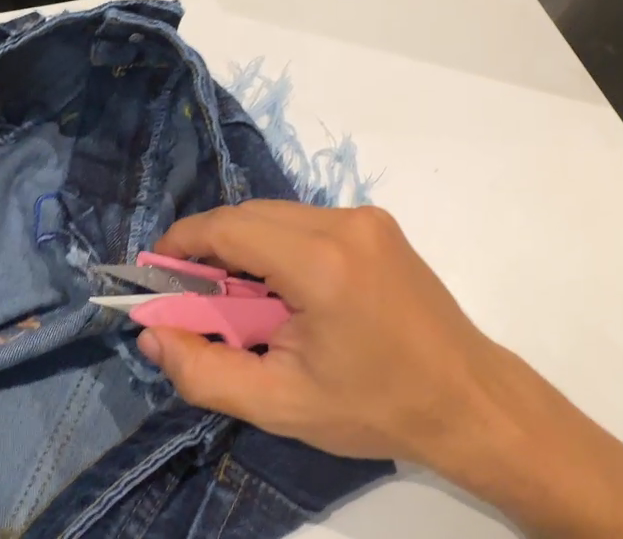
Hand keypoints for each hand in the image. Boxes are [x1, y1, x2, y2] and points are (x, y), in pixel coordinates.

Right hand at [140, 203, 622, 537]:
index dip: (183, 244)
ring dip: (246, 247)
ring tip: (242, 303)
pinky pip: (305, 221)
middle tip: (195, 296)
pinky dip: (278, 246)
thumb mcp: (283, 404)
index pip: (228, 228)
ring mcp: (366, 217)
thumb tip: (152, 332)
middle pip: (249, 215)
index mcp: (320, 264)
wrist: (470, 401)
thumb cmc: (376, 408)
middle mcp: (343, 223)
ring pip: (276, 214)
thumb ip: (206, 372)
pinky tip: (283, 292)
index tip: (155, 270)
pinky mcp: (377, 223)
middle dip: (212, 248)